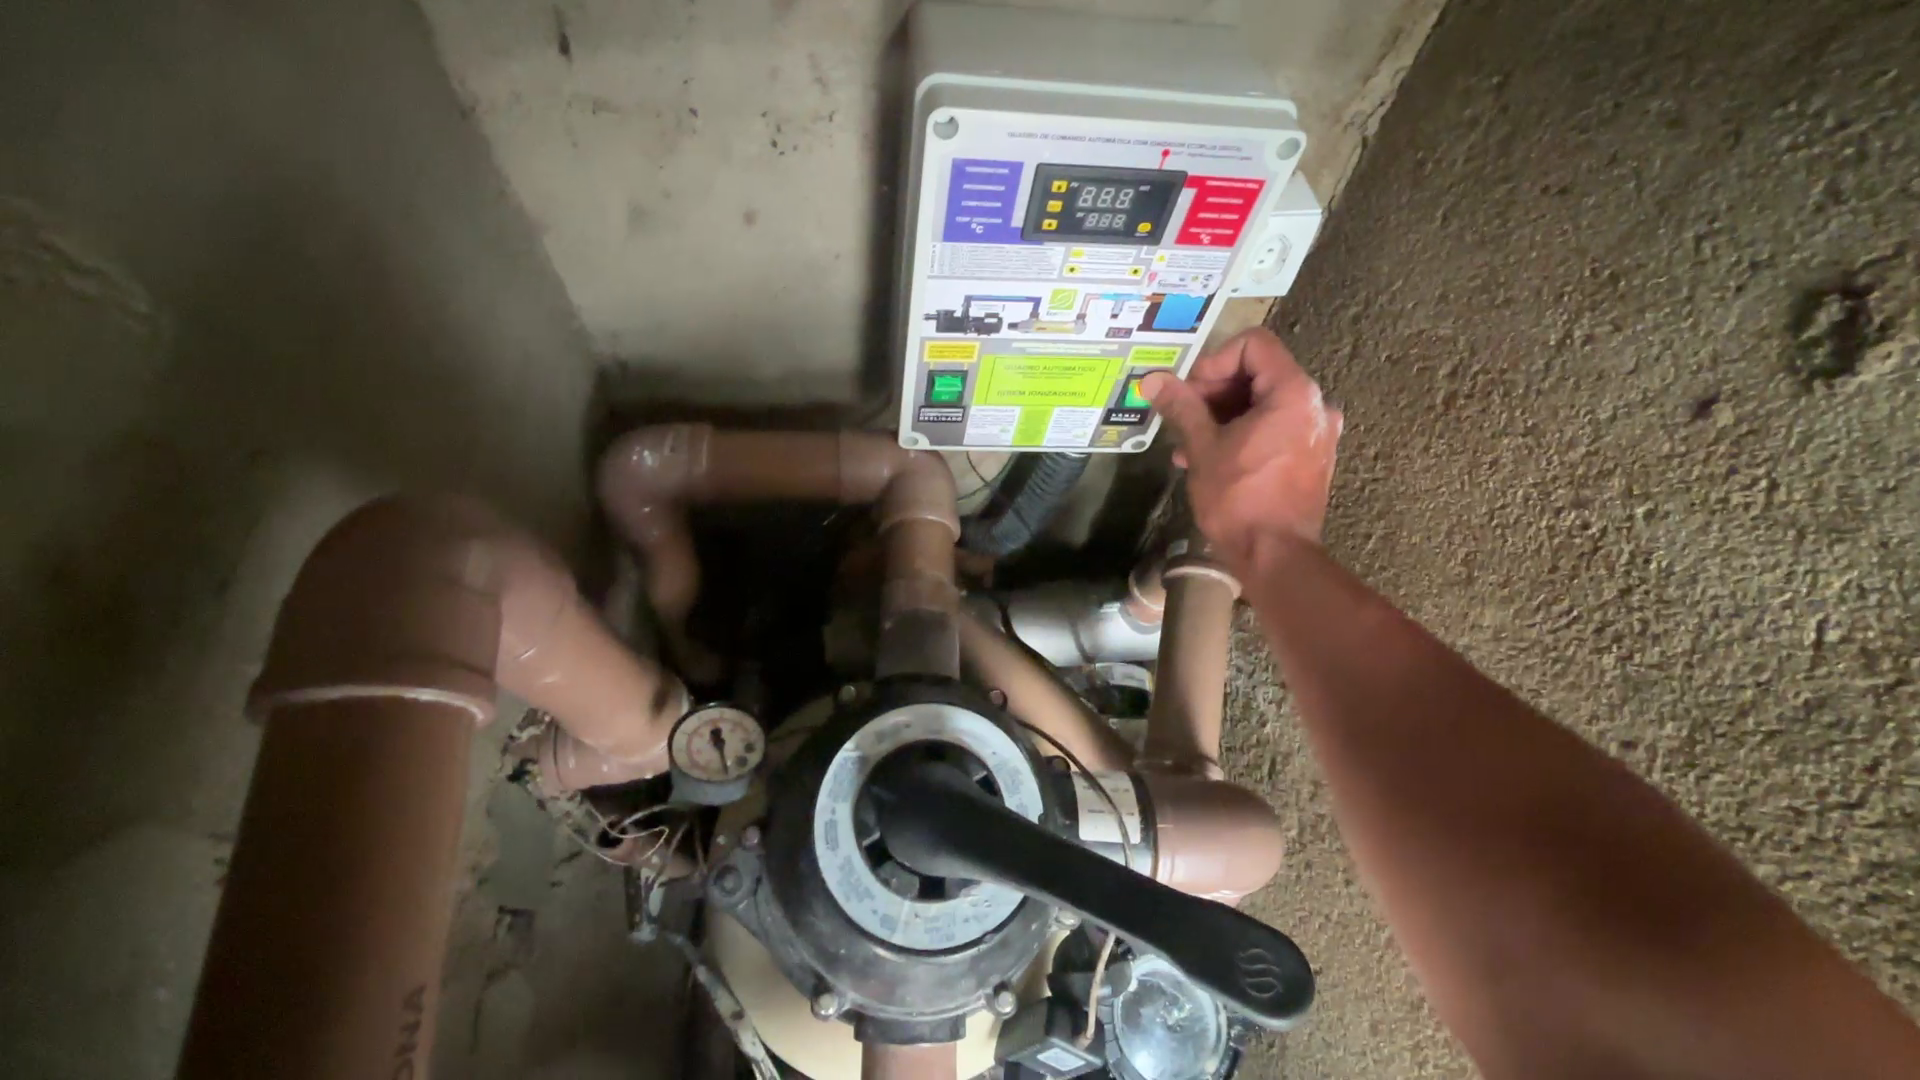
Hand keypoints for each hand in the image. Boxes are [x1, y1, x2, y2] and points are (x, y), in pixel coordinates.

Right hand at [1141, 329, 1342, 564]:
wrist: (1275, 556)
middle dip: (1214, 392)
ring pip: (1264, 404)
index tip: (1190, 392)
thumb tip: (1152, 379)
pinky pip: (1275, 429)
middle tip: (1183, 418)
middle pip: (1259, 373)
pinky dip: (1243, 434)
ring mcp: (1318, 433)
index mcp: (1294, 392)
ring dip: (1223, 416)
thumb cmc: (1239, 498)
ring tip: (1188, 445)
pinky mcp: (1312, 457)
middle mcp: (1315, 405)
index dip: (1214, 362)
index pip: (1254, 345)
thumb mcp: (1203, 447)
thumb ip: (1181, 406)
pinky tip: (1211, 459)